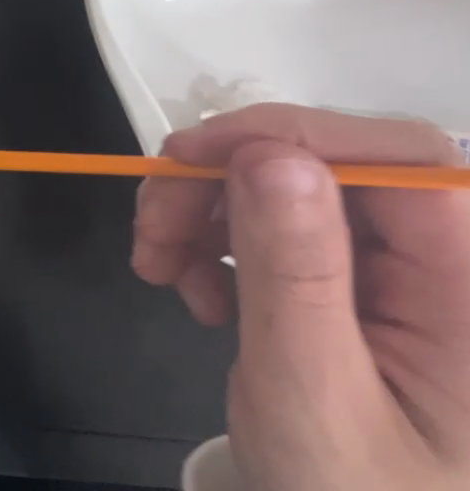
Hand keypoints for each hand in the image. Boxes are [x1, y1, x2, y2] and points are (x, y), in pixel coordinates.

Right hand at [133, 103, 469, 489]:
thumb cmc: (350, 489)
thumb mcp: (310, 386)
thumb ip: (296, 271)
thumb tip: (269, 154)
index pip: (403, 163)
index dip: (292, 136)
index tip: (187, 158)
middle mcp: (455, 275)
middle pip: (332, 169)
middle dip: (223, 181)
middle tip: (152, 229)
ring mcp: (408, 281)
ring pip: (289, 189)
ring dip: (205, 213)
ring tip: (163, 269)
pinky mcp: (361, 287)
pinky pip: (276, 226)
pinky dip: (216, 242)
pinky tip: (197, 289)